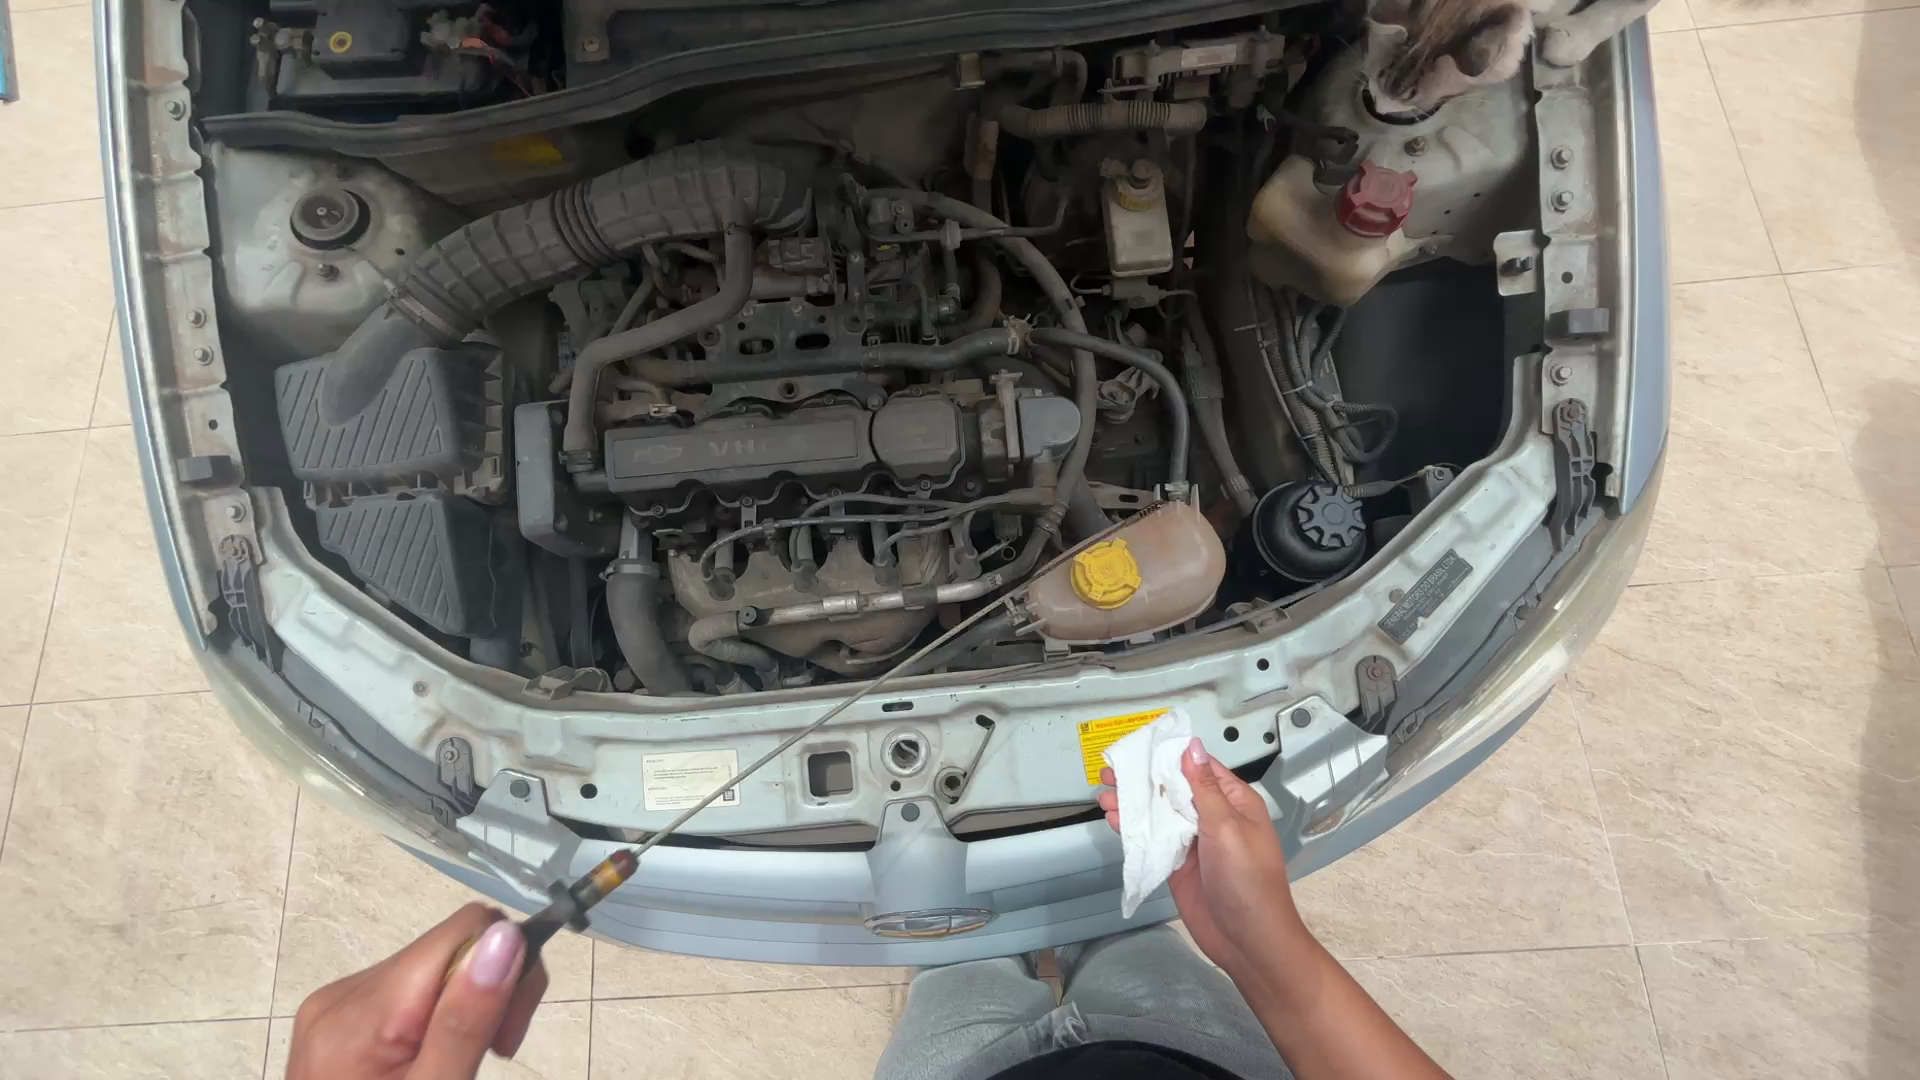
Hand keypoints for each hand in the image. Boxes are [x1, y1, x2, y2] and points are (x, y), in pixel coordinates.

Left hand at [286, 903, 549, 1079]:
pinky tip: (441, 1050)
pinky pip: (424, 980)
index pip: (467, 931)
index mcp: (360, 1010)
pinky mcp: (349, 1010)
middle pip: (458, 944)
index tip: (507, 1031)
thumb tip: (507, 933)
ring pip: (446, 960)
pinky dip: (449, 1009)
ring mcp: (342, 1000)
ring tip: (469, 1055)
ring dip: (474, 1001)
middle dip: (492, 988)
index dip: (506, 967)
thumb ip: (466, 1020)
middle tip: (497, 1049)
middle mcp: (344, 990)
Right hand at [1098, 738, 1307, 981]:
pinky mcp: (1177, 862)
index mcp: (1233, 801)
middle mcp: (1212, 815)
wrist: (1249, 943)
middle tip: (1109, 773)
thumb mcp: (1227, 826)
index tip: (1137, 745)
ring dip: (1131, 803)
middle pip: (1172, 787)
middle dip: (1141, 779)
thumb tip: (1192, 745)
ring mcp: (1193, 840)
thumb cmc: (1248, 881)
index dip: (1167, 755)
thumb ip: (1203, 787)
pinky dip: (1132, 828)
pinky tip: (1115, 820)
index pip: (1197, 767)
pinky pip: (1152, 837)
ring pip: (1158, 811)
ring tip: (1104, 797)